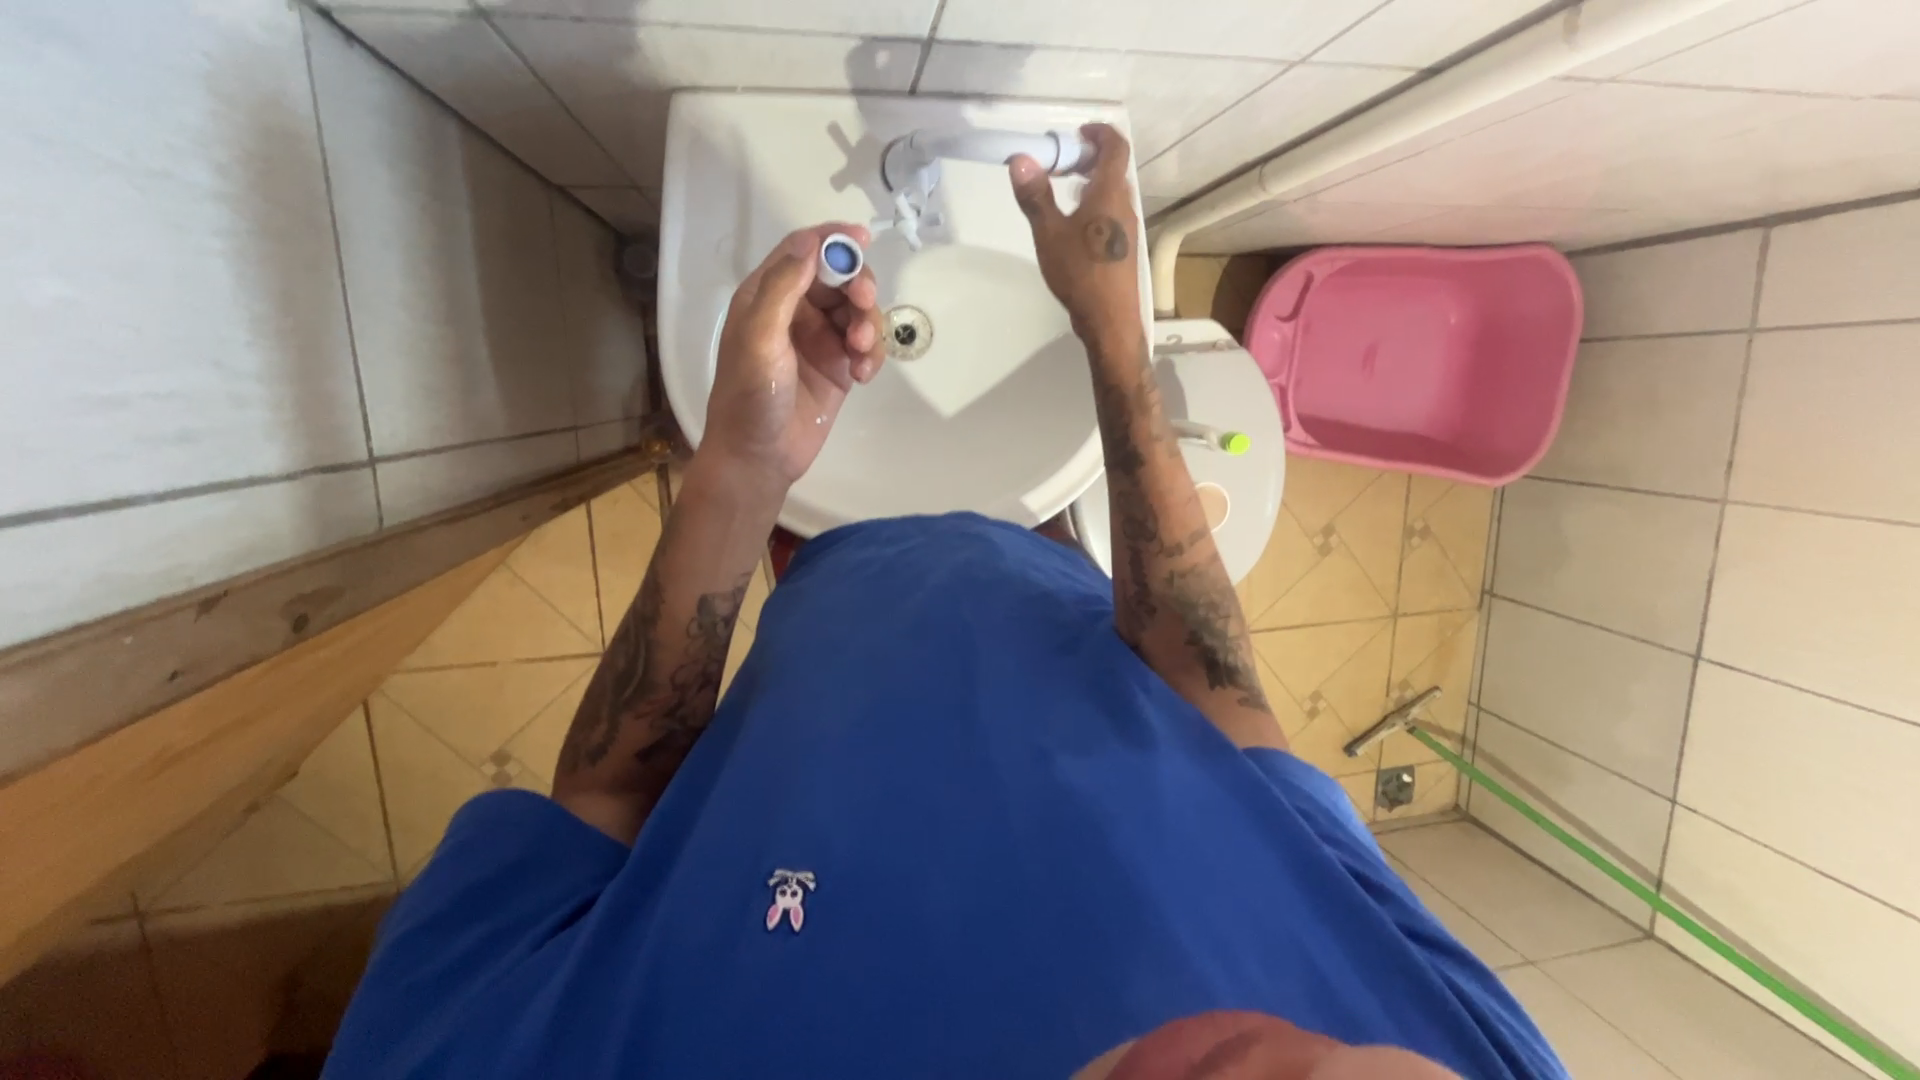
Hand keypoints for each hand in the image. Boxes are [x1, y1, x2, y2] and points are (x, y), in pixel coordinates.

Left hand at [699, 223, 885, 498]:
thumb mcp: (760, 337)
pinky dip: (872, 354)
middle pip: (839, 278)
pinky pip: (866, 346)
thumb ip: (783, 287)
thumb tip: (812, 244)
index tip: (862, 239)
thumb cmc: (750, 396)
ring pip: (857, 311)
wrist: (760, 456)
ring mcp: (819, 340)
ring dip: (869, 325)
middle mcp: (795, 312)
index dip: (832, 240)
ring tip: (861, 353)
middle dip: (858, 287)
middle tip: (864, 305)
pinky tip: (864, 375)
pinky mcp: (838, 367)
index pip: (802, 251)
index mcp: (767, 296)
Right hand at [1007, 124, 1141, 342]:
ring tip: (1064, 193)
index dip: (1099, 133)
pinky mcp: (1122, 250)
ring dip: (1091, 185)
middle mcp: (1124, 207)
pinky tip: (1074, 228)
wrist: (1109, 320)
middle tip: (1062, 164)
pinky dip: (1094, 207)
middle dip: (1089, 159)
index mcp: (1110, 194)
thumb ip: (1035, 196)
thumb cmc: (1080, 273)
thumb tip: (1020, 159)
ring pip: (1112, 194)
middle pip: (1114, 170)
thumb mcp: (1050, 234)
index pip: (1115, 147)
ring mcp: (1126, 230)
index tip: (1077, 133)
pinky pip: (1110, 216)